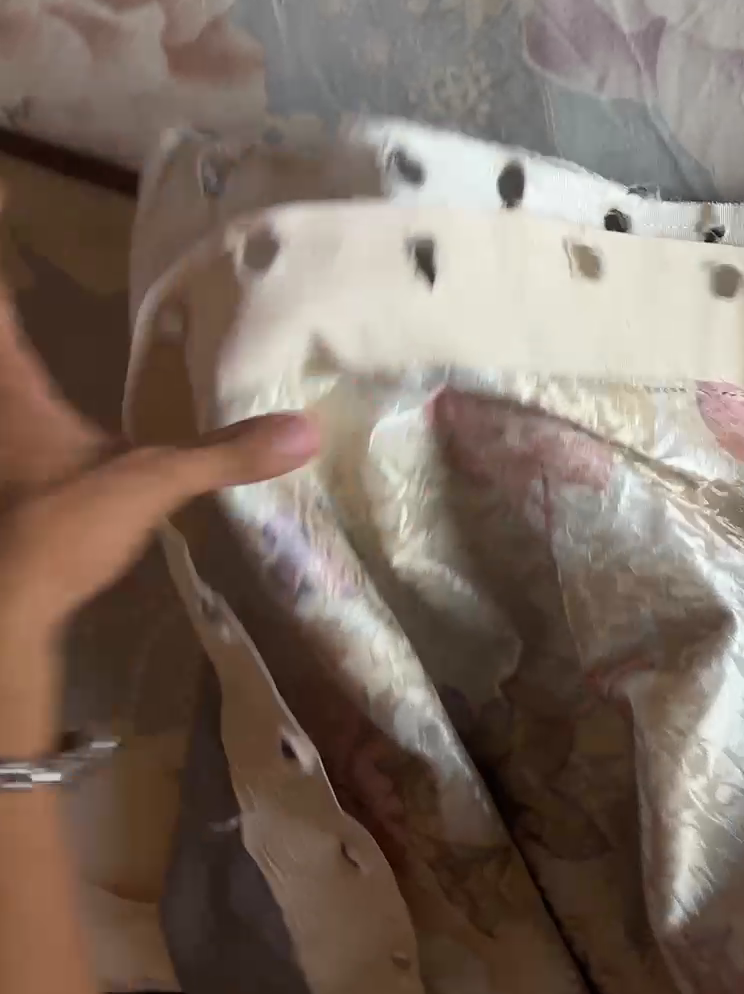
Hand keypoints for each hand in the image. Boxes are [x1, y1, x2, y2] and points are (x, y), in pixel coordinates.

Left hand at [0, 274, 315, 752]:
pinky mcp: (15, 483)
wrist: (1, 603)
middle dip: (16, 319)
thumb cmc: (53, 528)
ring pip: (12, 394)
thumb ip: (225, 453)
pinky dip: (38, 416)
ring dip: (27, 366)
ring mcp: (4, 450)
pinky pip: (24, 434)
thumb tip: (308, 427)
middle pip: (0, 351)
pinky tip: (67, 429)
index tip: (16, 235)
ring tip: (50, 337)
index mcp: (11, 396)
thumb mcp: (150, 484)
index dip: (5, 280)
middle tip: (35, 288)